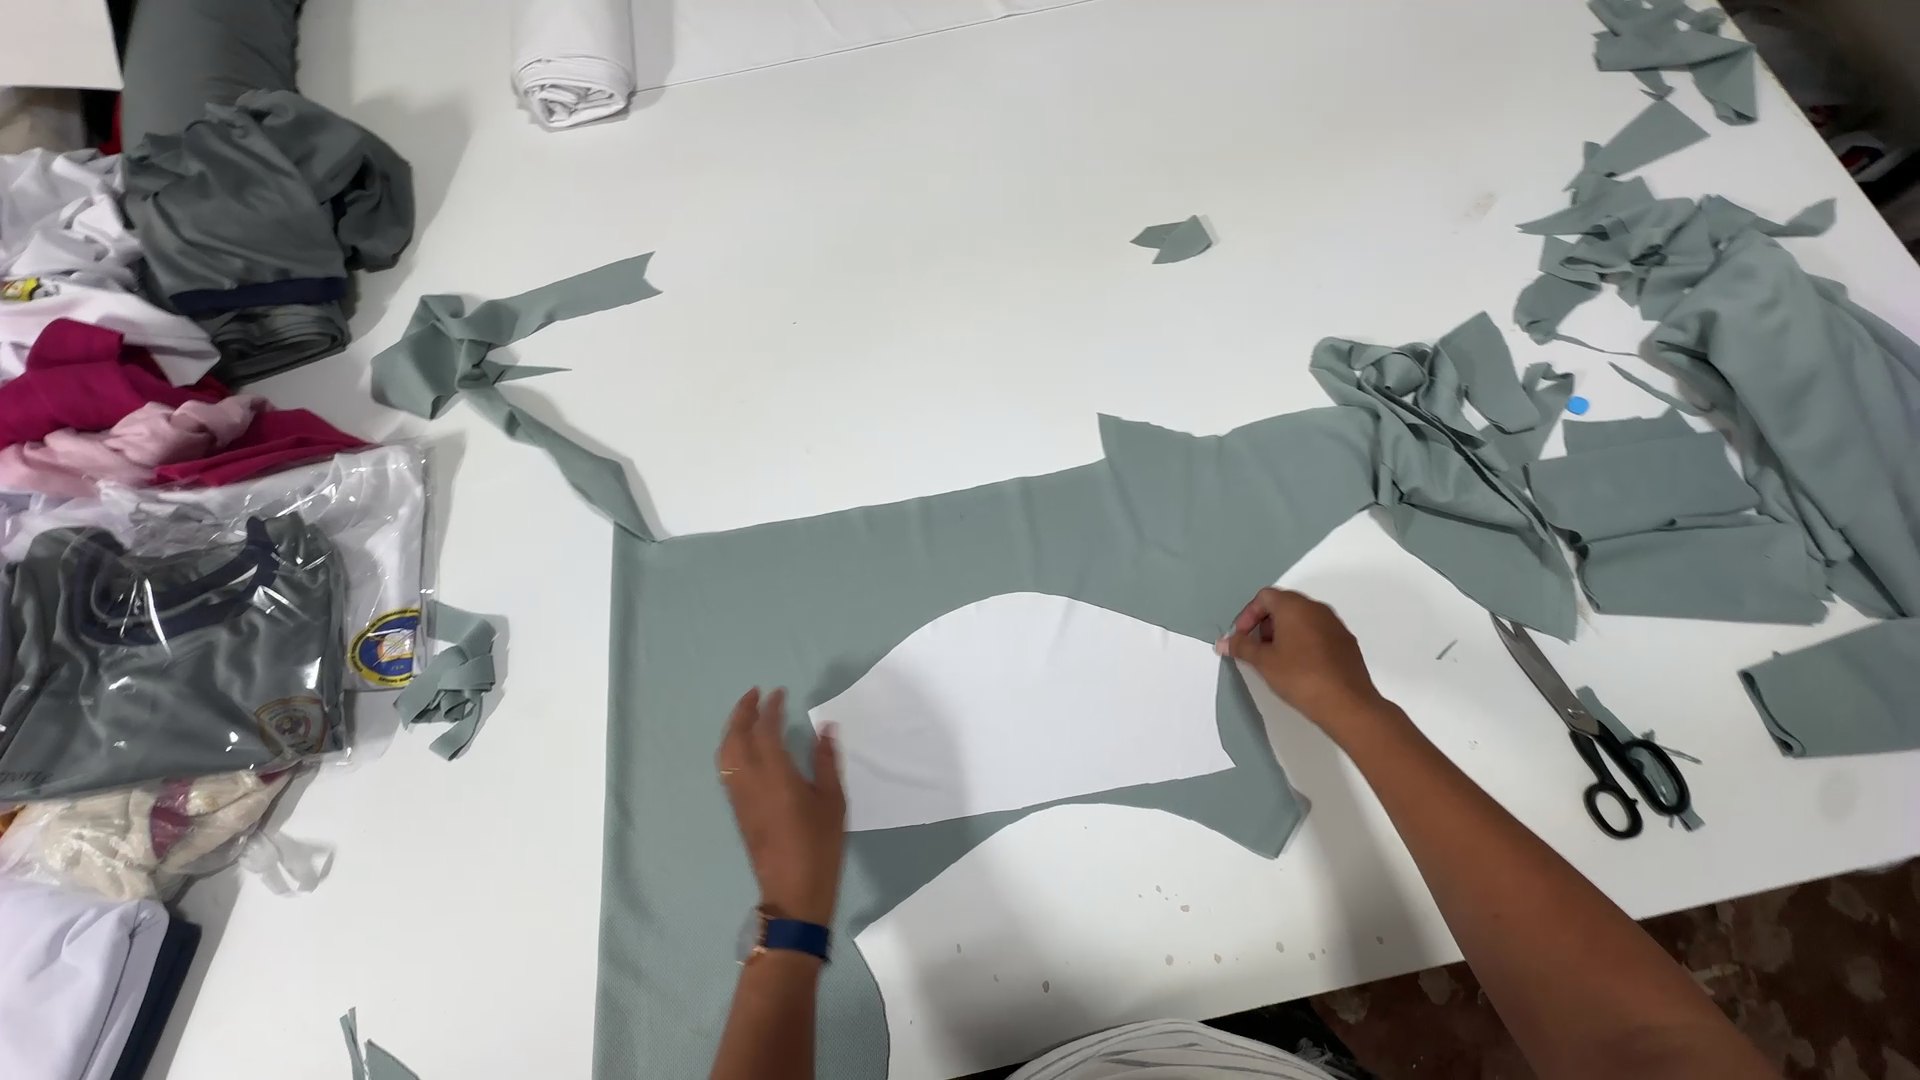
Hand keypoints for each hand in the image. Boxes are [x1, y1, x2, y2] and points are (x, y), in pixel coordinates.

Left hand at [716, 687, 846, 926]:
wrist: (793, 891)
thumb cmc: (820, 845)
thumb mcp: (833, 801)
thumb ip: (826, 761)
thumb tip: (825, 727)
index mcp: (776, 776)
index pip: (765, 731)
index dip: (771, 709)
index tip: (780, 693)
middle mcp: (750, 782)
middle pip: (735, 738)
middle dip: (742, 712)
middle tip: (756, 694)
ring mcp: (739, 797)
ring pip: (725, 754)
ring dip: (732, 728)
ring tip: (748, 715)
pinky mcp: (737, 810)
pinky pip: (726, 769)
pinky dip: (731, 748)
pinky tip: (745, 746)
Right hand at [1215, 588, 1384, 726]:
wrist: (1347, 703)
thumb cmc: (1299, 677)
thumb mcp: (1263, 662)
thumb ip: (1241, 647)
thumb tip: (1223, 642)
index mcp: (1294, 606)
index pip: (1264, 597)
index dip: (1247, 615)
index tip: (1242, 638)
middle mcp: (1316, 608)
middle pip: (1284, 604)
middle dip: (1265, 623)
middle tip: (1258, 648)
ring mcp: (1335, 624)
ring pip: (1302, 618)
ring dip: (1284, 632)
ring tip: (1277, 658)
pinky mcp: (1346, 641)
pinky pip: (1318, 631)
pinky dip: (1303, 640)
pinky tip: (1300, 666)